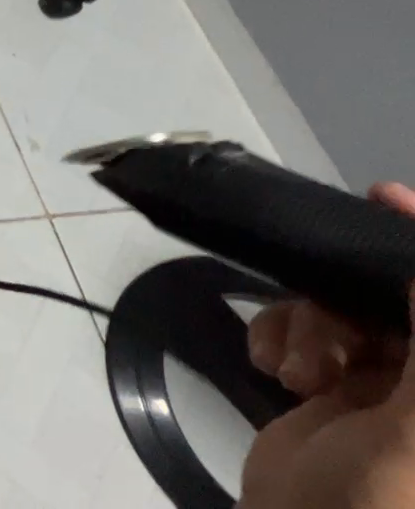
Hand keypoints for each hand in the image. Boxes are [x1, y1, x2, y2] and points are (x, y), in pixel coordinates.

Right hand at [241, 182, 414, 508]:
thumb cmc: (379, 504)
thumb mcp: (413, 436)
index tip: (387, 198)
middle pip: (400, 304)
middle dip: (347, 297)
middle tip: (307, 294)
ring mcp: (397, 390)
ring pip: (349, 315)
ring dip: (307, 326)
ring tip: (295, 369)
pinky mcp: (344, 392)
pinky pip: (309, 337)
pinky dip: (282, 340)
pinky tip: (275, 369)